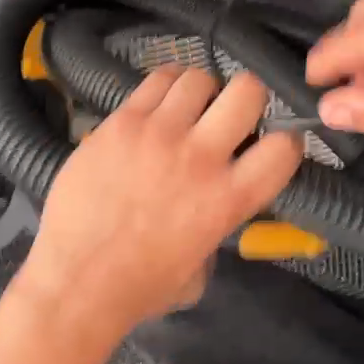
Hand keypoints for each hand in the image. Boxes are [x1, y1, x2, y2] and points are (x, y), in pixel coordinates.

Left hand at [17, 65, 305, 331]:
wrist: (76, 281)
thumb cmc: (141, 287)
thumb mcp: (201, 268)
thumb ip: (219, 228)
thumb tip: (217, 204)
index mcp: (228, 199)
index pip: (284, 148)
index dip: (286, 142)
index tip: (274, 145)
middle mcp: (200, 156)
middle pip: (248, 91)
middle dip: (248, 98)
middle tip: (232, 114)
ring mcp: (159, 132)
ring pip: (199, 77)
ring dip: (202, 90)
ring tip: (190, 106)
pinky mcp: (122, 120)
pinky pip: (156, 78)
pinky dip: (167, 84)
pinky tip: (161, 100)